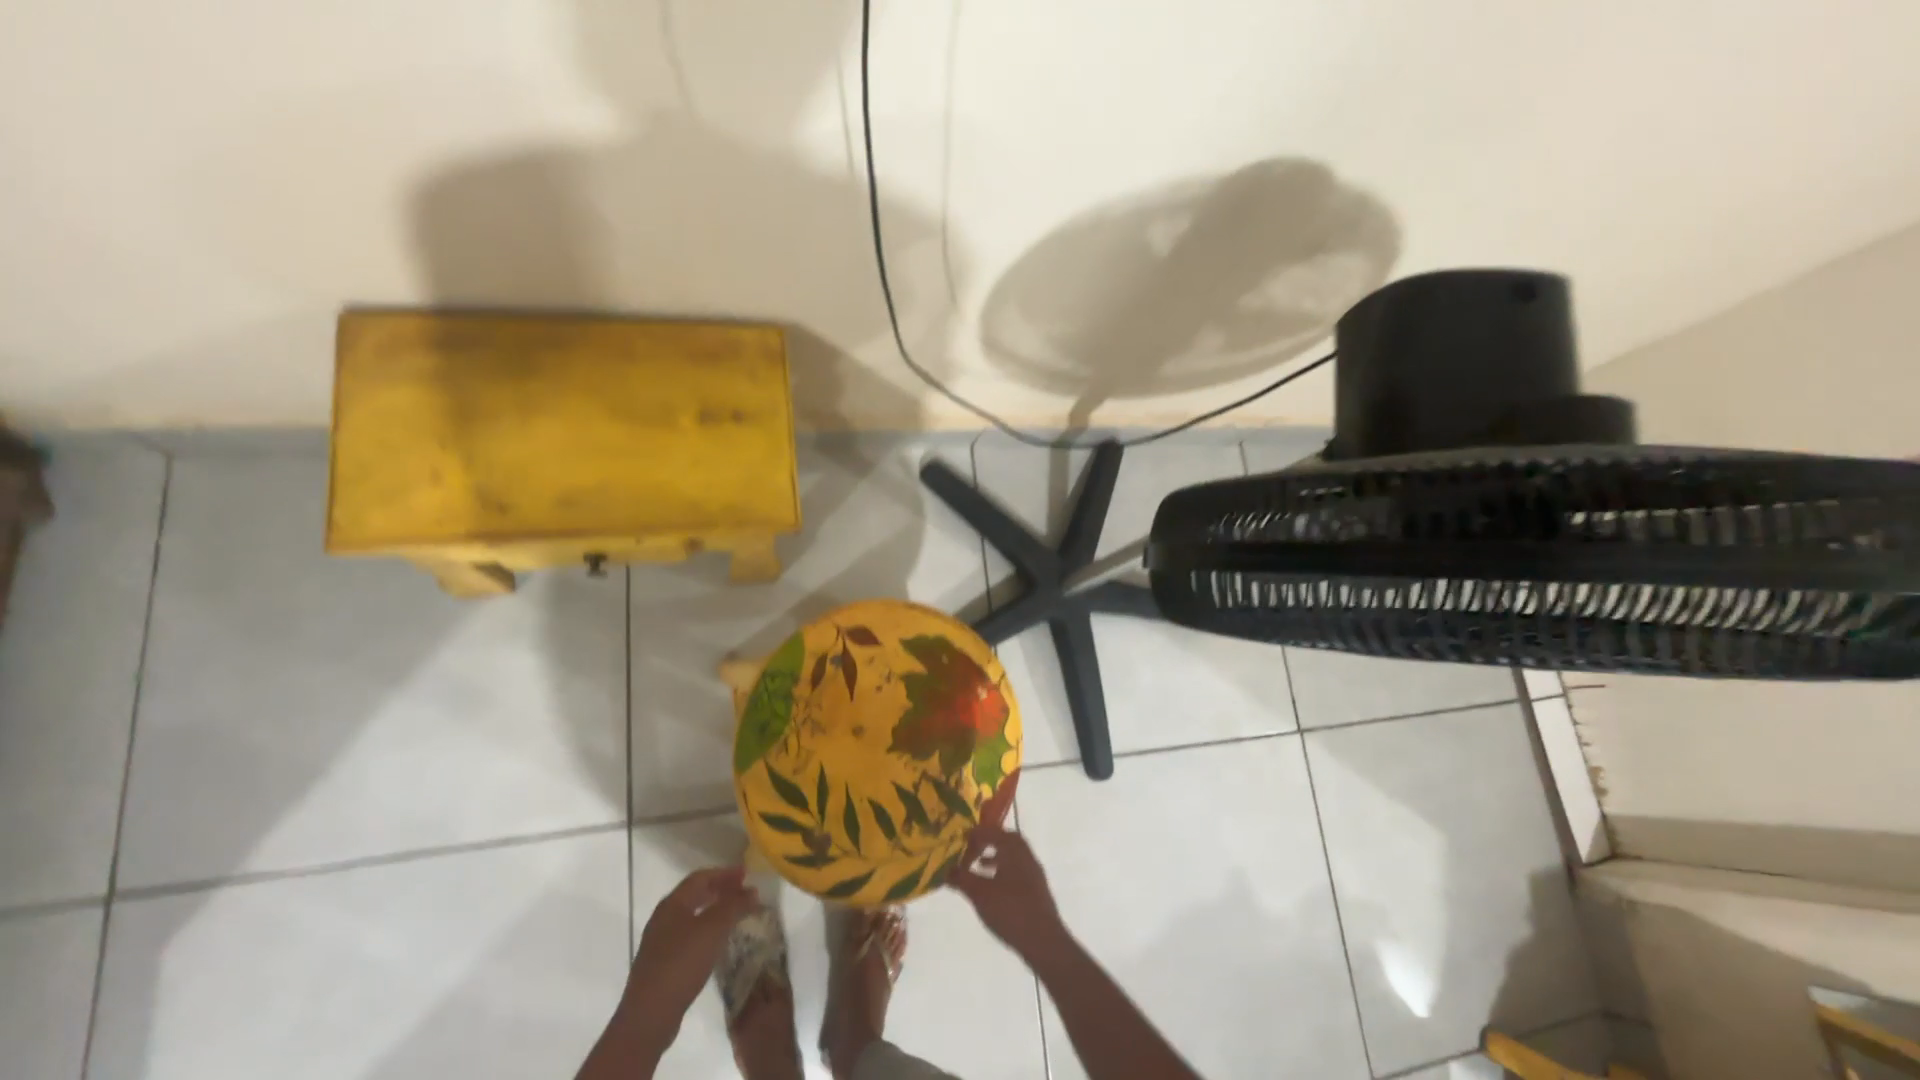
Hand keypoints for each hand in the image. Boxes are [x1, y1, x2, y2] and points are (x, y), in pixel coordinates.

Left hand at [624, 866, 757, 1033]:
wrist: (649, 1014)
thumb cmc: (681, 963)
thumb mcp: (713, 930)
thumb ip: (733, 907)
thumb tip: (752, 891)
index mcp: (672, 904)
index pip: (701, 877)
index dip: (725, 873)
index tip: (747, 875)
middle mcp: (663, 918)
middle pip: (694, 895)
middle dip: (720, 890)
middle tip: (744, 892)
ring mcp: (660, 941)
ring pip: (692, 916)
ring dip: (715, 911)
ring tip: (736, 916)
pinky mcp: (662, 963)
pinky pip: (689, 935)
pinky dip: (707, 930)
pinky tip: (718, 943)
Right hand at [949, 824, 1066, 956]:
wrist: (1043, 940)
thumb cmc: (1010, 910)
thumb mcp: (979, 894)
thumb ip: (961, 878)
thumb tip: (945, 870)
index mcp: (1013, 850)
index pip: (992, 831)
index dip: (975, 834)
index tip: (959, 840)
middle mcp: (1026, 855)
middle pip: (1005, 840)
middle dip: (986, 842)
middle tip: (969, 849)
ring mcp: (1034, 872)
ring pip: (1012, 856)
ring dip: (994, 857)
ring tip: (977, 867)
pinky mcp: (1036, 889)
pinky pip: (1016, 870)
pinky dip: (1002, 871)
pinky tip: (992, 887)